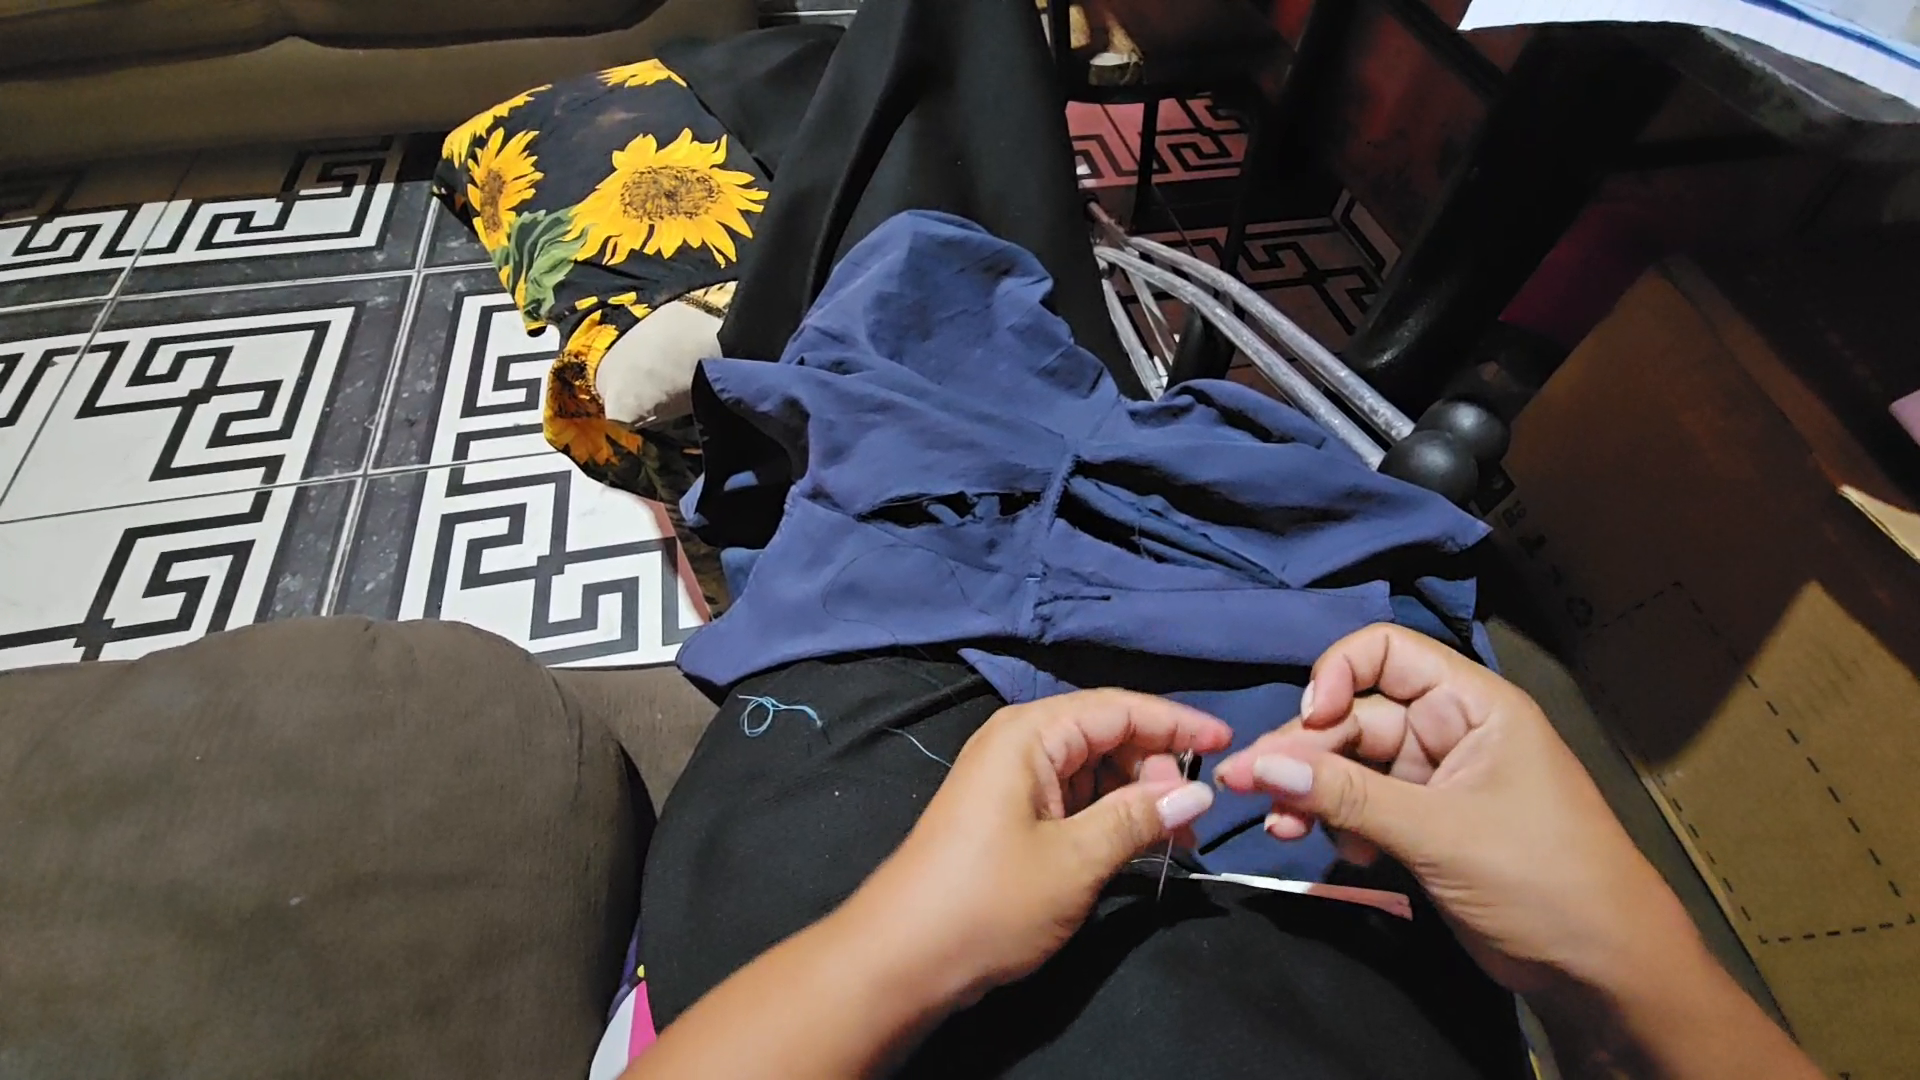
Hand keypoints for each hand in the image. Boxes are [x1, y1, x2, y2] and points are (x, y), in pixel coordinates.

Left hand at [849, 689, 1232, 999]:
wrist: (904, 955)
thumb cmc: (989, 899)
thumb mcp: (1075, 860)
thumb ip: (1137, 818)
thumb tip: (1197, 792)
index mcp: (1029, 733)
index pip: (1117, 708)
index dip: (1175, 721)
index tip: (1227, 741)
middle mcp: (1020, 741)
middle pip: (1105, 734)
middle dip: (1156, 766)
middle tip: (1196, 815)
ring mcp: (1012, 776)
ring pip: (1091, 768)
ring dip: (1136, 795)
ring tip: (1176, 836)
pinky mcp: (1010, 810)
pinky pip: (1072, 795)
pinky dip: (1108, 814)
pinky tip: (1138, 842)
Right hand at [1211, 623, 1694, 996]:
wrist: (1608, 983)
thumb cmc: (1546, 883)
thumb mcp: (1440, 833)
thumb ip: (1346, 796)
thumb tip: (1259, 767)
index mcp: (1469, 705)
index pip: (1385, 653)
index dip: (1338, 673)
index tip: (1311, 717)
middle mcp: (1443, 730)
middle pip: (1350, 716)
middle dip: (1302, 753)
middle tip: (1247, 784)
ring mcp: (1427, 777)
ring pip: (1344, 763)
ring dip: (1307, 792)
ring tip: (1280, 826)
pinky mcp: (1415, 820)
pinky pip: (1354, 803)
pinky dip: (1332, 820)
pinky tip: (1328, 847)